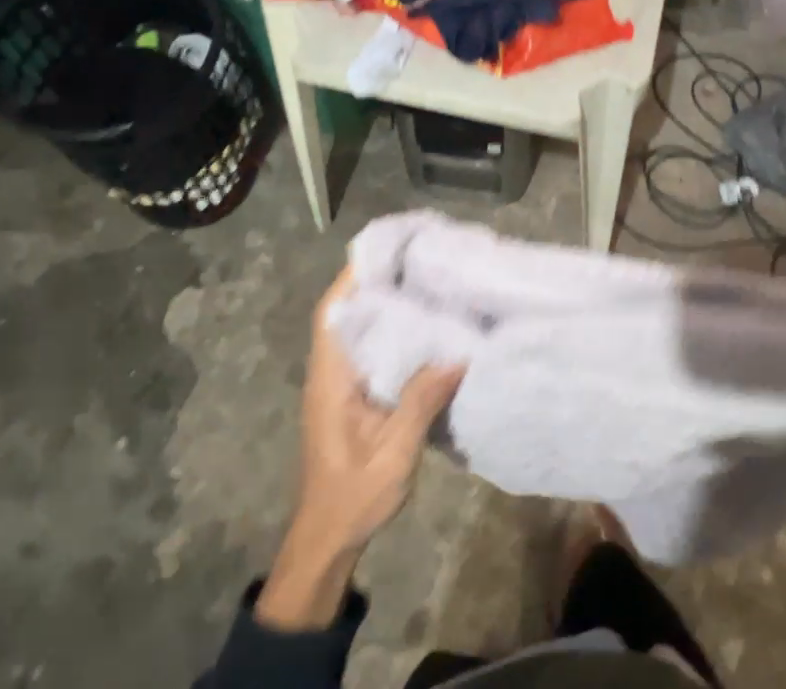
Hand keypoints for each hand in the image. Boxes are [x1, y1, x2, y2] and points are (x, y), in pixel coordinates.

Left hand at [257, 269, 463, 630]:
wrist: (328, 536)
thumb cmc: (354, 495)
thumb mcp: (393, 452)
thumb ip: (421, 402)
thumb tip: (457, 356)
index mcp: (332, 379)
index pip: (334, 313)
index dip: (356, 276)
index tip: (391, 249)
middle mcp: (332, 373)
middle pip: (349, 313)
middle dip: (380, 282)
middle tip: (425, 261)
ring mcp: (342, 386)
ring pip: (363, 332)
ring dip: (390, 307)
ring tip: (433, 285)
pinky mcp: (355, 399)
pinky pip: (375, 353)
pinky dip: (397, 335)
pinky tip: (430, 333)